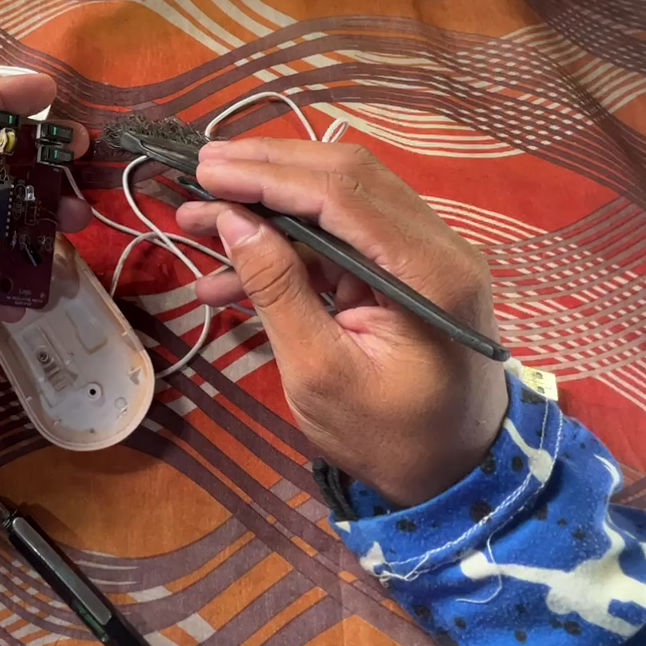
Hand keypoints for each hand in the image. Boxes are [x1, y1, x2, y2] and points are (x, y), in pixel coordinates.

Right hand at [176, 139, 505, 506]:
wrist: (450, 478)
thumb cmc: (388, 438)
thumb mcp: (318, 371)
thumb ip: (276, 288)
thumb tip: (232, 219)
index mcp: (427, 271)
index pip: (340, 193)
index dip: (267, 175)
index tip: (207, 172)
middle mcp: (434, 245)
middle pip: (342, 176)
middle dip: (264, 168)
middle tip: (200, 170)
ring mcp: (418, 253)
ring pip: (334, 197)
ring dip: (264, 201)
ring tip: (196, 214)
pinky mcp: (397, 268)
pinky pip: (332, 237)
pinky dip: (279, 243)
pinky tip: (224, 270)